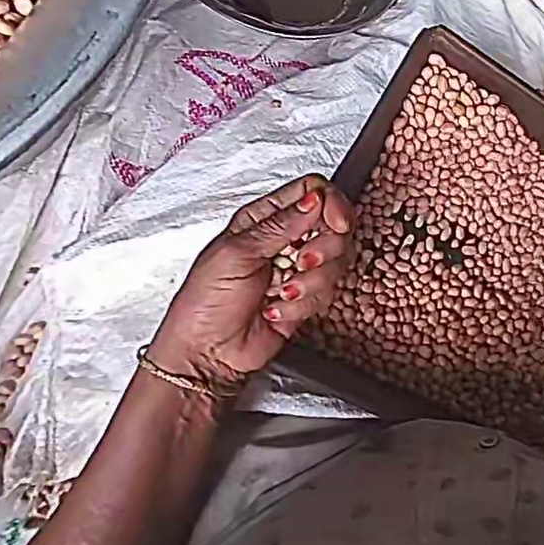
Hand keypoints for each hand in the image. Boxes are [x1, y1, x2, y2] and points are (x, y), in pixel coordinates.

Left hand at [150, 174, 354, 386]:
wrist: (208, 352)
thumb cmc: (206, 302)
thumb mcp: (236, 253)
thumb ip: (280, 225)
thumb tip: (315, 199)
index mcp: (264, 218)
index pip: (313, 192)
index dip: (331, 204)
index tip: (335, 223)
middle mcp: (286, 238)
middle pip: (335, 226)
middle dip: (324, 249)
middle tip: (300, 263)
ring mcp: (299, 268)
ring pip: (337, 261)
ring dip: (311, 282)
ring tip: (280, 293)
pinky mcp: (308, 295)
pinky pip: (329, 292)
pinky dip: (304, 304)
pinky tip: (276, 310)